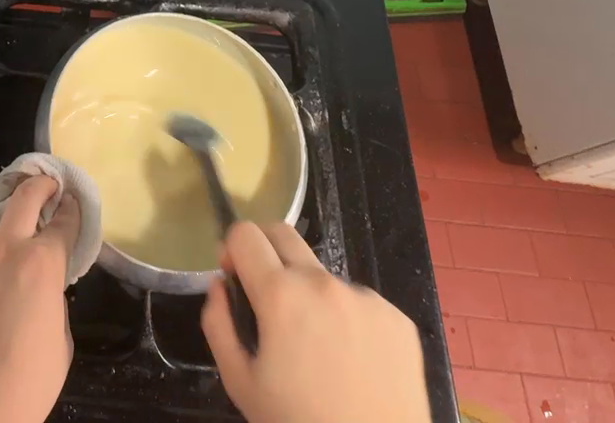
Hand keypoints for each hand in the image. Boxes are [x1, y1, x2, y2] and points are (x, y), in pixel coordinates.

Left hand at [0, 176, 78, 422]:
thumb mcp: (60, 339)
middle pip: (24, 197)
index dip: (71, 211)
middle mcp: (5, 248)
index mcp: (43, 263)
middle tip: (45, 186)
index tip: (71, 203)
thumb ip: (52, 301)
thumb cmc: (28, 381)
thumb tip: (43, 289)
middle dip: (39, 185)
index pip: (63, 222)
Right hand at [203, 222, 428, 422]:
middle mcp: (322, 282)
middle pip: (282, 233)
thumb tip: (220, 285)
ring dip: (308, 292)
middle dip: (265, 252)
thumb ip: (218, 323)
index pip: (245, 233)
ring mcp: (364, 297)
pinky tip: (351, 361)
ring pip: (321, 274)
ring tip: (316, 347)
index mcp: (280, 293)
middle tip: (266, 297)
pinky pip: (358, 302)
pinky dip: (345, 318)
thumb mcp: (239, 383)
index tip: (235, 280)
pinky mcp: (395, 316)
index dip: (232, 251)